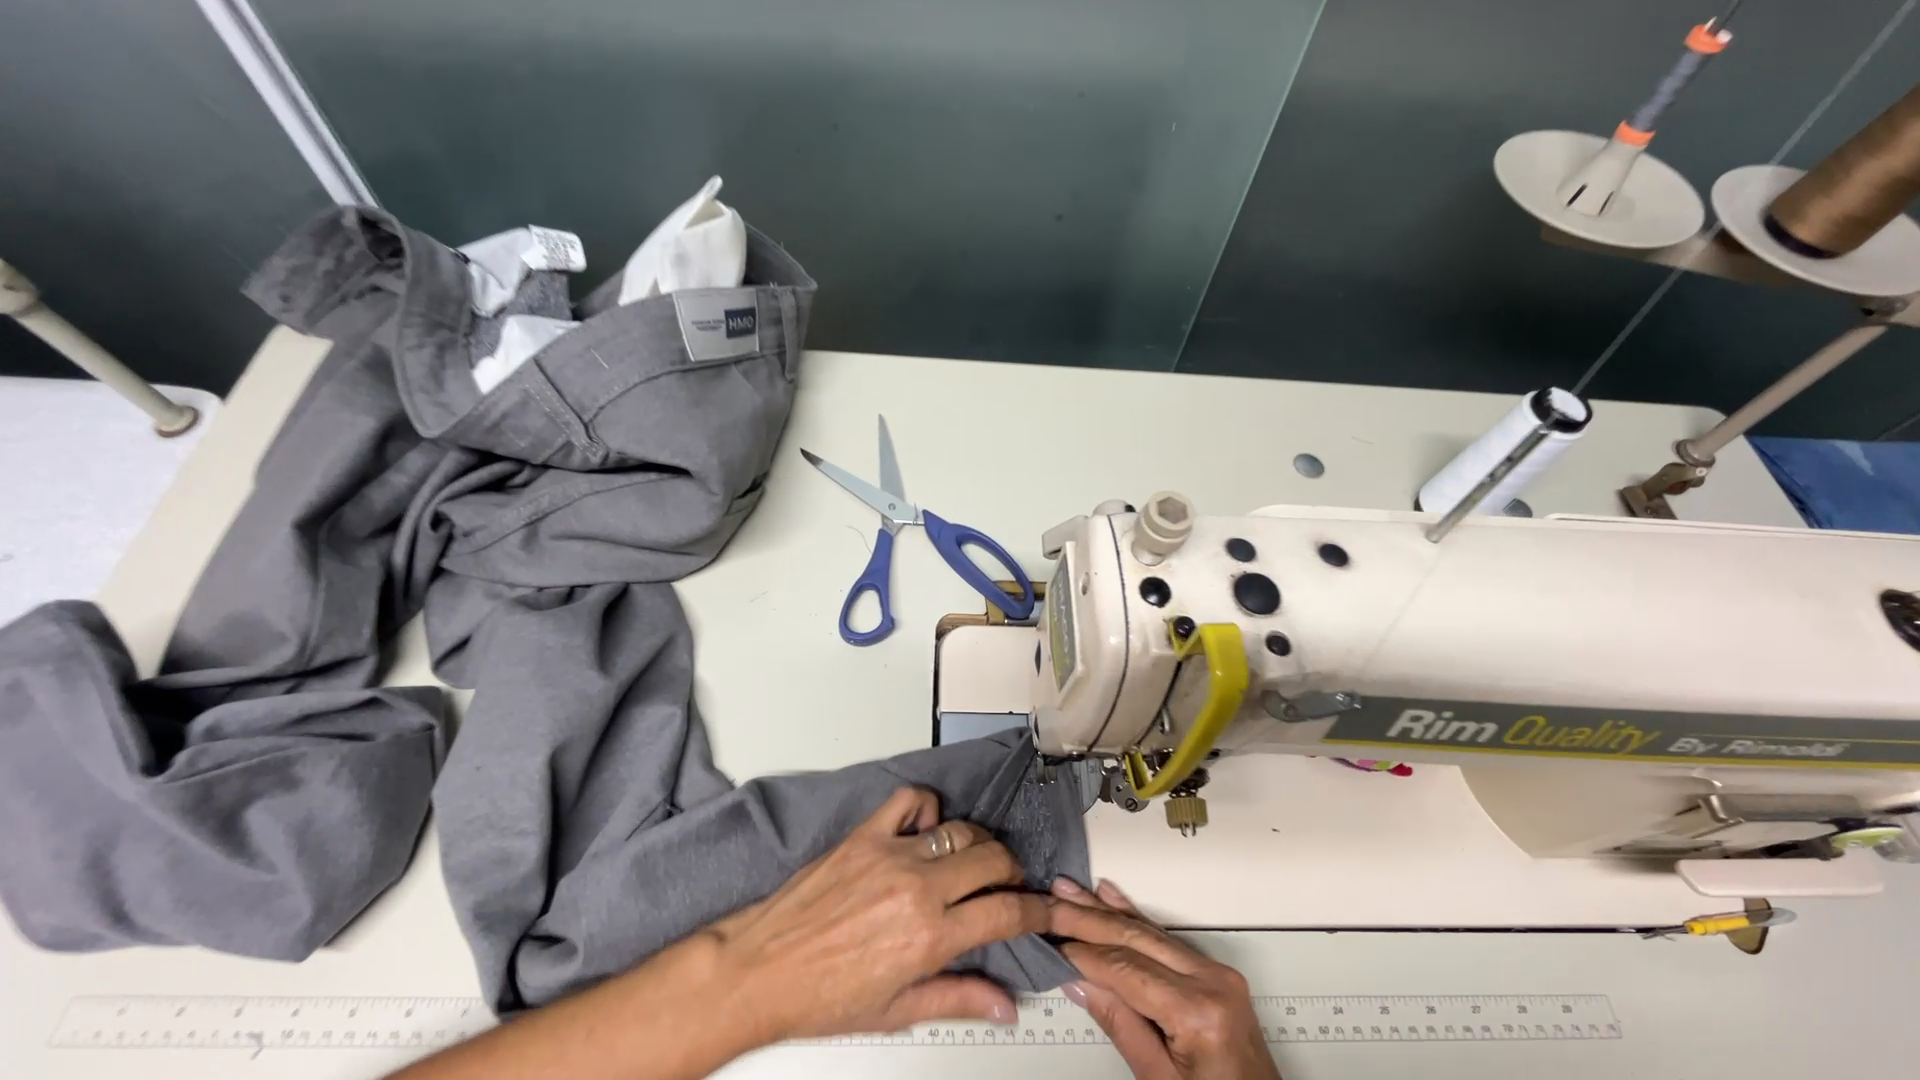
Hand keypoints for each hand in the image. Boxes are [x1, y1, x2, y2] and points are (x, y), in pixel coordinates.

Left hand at [708, 787, 1048, 1040]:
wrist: (761, 970)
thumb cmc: (821, 995)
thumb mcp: (896, 1011)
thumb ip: (958, 998)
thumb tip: (1004, 1005)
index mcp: (929, 937)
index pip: (1005, 912)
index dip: (1035, 909)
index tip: (1044, 908)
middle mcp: (916, 889)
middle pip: (992, 859)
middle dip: (1011, 871)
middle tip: (1007, 885)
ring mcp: (890, 855)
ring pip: (960, 830)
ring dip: (977, 843)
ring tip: (973, 860)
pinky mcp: (864, 837)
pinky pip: (910, 800)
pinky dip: (928, 808)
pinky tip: (927, 830)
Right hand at [1050, 877, 1279, 1079]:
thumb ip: (1119, 1025)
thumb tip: (1075, 979)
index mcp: (1198, 1011)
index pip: (1126, 969)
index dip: (1084, 953)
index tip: (1048, 940)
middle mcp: (1212, 981)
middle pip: (1136, 940)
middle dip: (1088, 919)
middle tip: (1049, 901)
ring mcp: (1217, 973)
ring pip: (1149, 932)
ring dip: (1105, 911)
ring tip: (1068, 890)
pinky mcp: (1216, 974)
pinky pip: (1167, 941)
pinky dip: (1134, 918)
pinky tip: (1109, 896)